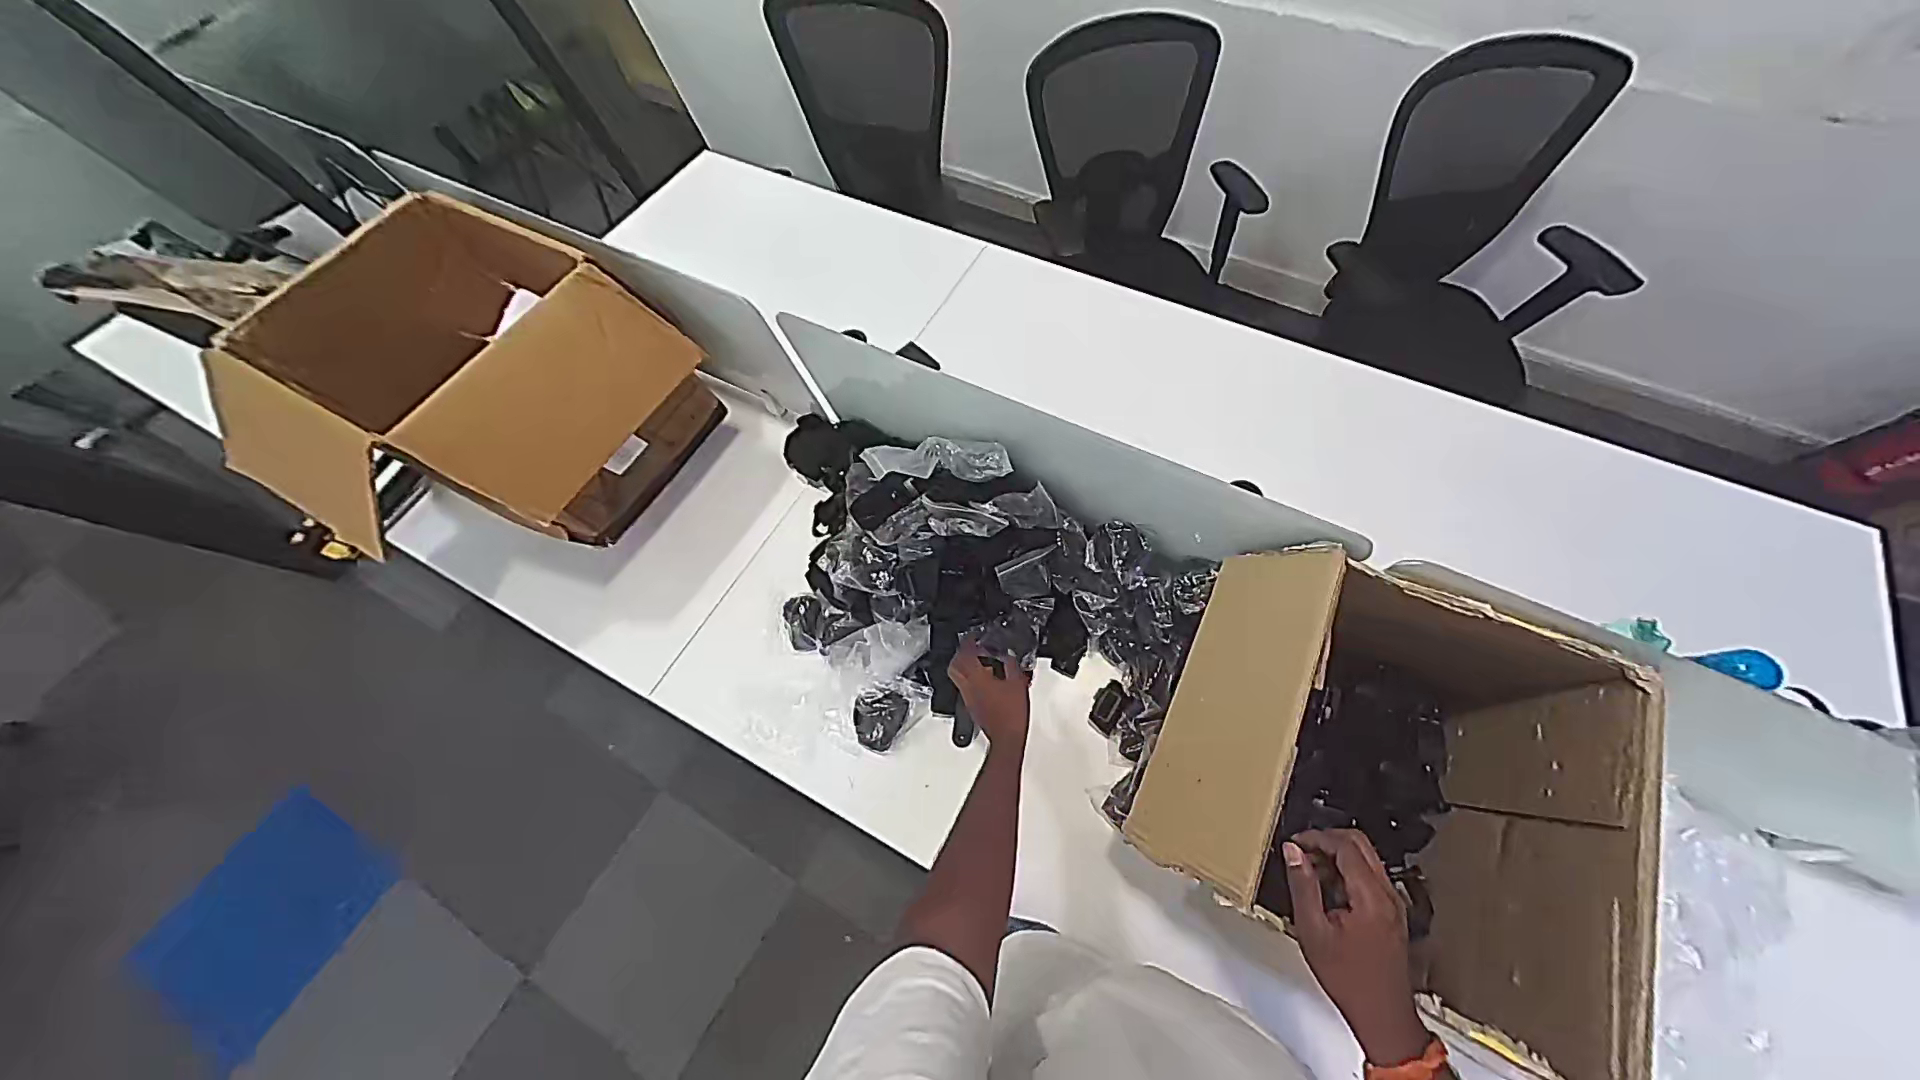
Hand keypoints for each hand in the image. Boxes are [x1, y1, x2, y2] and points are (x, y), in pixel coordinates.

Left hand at [948, 642, 1030, 749]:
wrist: (1006, 738)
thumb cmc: (1011, 715)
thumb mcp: (1017, 683)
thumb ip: (1012, 665)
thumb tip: (1009, 656)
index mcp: (977, 678)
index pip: (965, 654)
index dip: (968, 642)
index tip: (973, 636)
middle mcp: (968, 687)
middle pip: (955, 665)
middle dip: (961, 653)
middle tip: (972, 647)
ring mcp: (968, 698)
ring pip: (958, 676)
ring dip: (966, 666)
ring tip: (980, 662)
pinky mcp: (972, 707)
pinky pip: (966, 687)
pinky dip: (972, 679)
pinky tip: (987, 680)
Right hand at [1283, 829, 1430, 1066]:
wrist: (1382, 1016)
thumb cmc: (1350, 981)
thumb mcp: (1312, 929)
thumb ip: (1302, 884)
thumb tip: (1292, 852)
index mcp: (1371, 897)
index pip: (1345, 846)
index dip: (1315, 837)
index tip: (1295, 842)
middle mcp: (1388, 896)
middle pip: (1360, 844)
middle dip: (1327, 840)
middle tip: (1301, 850)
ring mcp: (1393, 904)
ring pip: (1365, 858)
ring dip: (1336, 856)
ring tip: (1310, 871)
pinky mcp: (1391, 913)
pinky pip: (1369, 876)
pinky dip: (1346, 871)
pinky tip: (1327, 889)